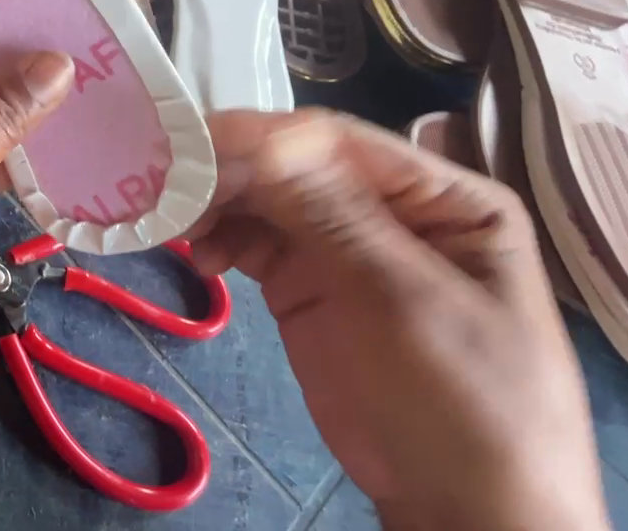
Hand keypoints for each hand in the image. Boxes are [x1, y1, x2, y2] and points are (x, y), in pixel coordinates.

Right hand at [188, 110, 607, 530]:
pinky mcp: (302, 278)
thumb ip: (331, 215)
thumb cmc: (460, 400)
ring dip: (214, 204)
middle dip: (229, 172)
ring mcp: (340, 244)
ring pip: (261, 198)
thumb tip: (264, 135)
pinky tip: (200, 258)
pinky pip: (249, 238)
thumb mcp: (401, 301)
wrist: (458, 509)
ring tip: (174, 222)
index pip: (337, 142)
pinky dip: (217, 239)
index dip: (263, 138)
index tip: (194, 143)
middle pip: (290, 165)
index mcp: (440, 198)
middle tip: (167, 182)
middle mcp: (387, 207)